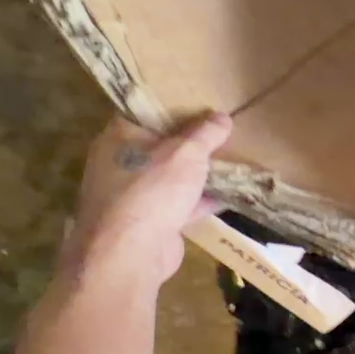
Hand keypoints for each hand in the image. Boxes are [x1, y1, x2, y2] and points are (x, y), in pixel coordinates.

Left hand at [62, 112, 232, 287]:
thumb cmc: (150, 193)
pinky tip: (234, 191)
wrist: (127, 258)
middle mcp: (120, 164)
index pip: (142, 110)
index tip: (202, 95)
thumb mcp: (186, 153)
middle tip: (225, 123)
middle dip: (193, 137)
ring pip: (173, 173)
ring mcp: (133, 194)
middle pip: (161, 142)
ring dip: (200, 169)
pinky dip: (204, 197)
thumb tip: (221, 117)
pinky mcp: (149, 220)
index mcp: (118, 140)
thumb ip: (206, 133)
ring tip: (235, 155)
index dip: (172, 102)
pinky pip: (182, 201)